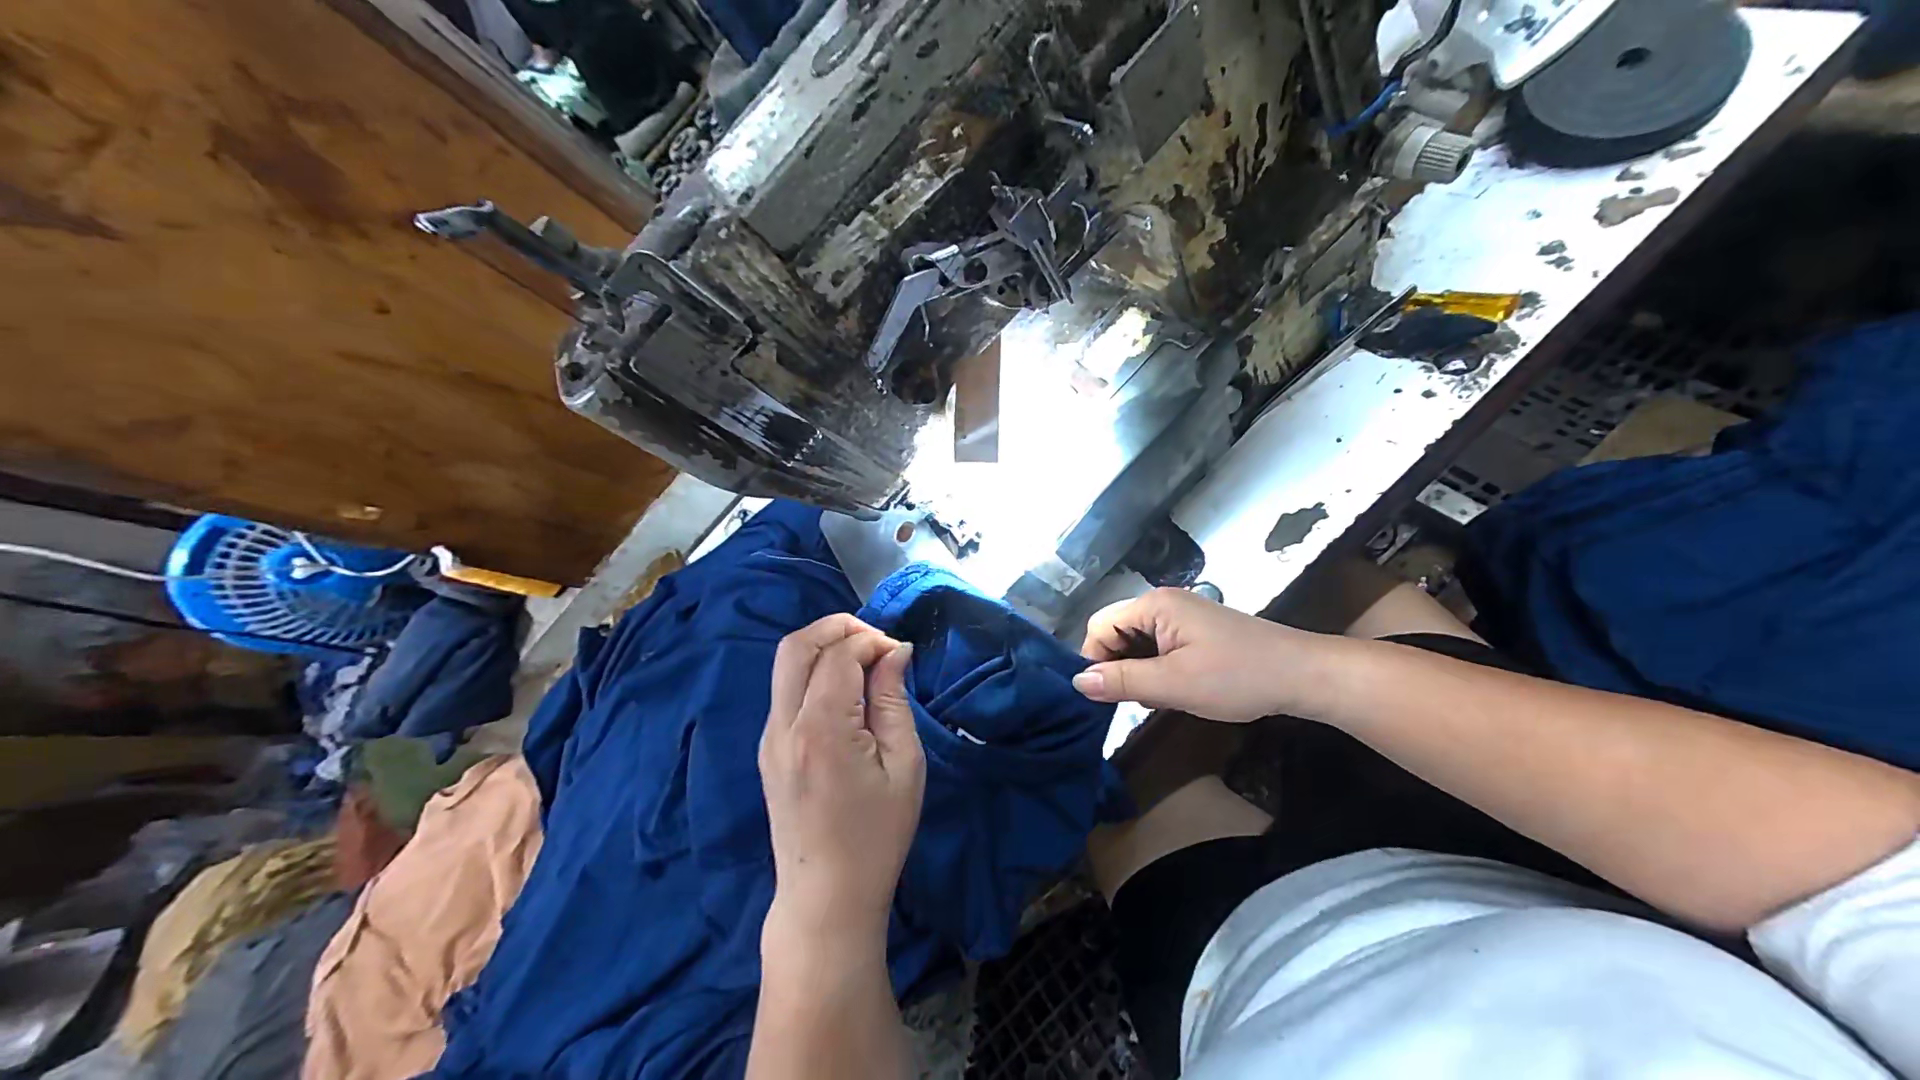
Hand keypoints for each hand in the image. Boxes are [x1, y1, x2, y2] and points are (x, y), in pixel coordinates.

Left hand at [759, 614, 925, 940]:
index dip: (872, 641)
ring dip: (823, 647)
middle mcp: (783, 725)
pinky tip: (844, 690)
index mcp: (821, 729)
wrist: (826, 897)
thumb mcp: (905, 767)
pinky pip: (785, 690)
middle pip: (796, 645)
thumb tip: (894, 652)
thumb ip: (894, 700)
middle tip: (875, 641)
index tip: (900, 655)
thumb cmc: (877, 836)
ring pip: (785, 664)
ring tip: (864, 662)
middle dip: (837, 627)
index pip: (838, 654)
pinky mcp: (766, 749)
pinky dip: (812, 672)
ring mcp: (768, 737)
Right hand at [1075, 587, 1337, 721]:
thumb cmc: (1238, 677)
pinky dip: (1158, 669)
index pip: (1099, 626)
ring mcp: (1182, 615)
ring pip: (1137, 643)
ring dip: (1139, 671)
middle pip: (1116, 632)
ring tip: (1161, 696)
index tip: (1107, 696)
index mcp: (1154, 605)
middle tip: (1138, 699)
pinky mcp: (1196, 631)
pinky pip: (1158, 647)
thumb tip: (1076, 681)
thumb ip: (1121, 681)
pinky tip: (1176, 689)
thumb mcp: (1173, 684)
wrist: (1304, 676)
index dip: (1095, 661)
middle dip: (1118, 667)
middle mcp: (1163, 602)